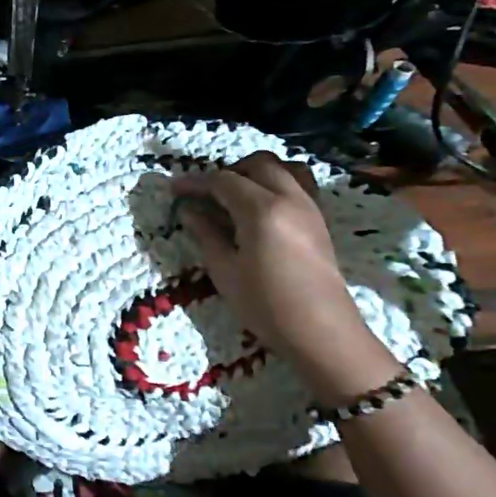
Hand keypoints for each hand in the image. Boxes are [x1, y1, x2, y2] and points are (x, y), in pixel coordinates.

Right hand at [173, 153, 396, 395]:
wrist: (322, 333)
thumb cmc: (266, 305)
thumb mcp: (225, 272)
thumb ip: (206, 234)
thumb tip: (189, 211)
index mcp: (262, 210)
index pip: (223, 181)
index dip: (195, 182)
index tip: (173, 189)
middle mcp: (290, 198)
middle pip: (257, 164)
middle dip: (227, 171)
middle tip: (205, 193)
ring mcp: (309, 206)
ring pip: (282, 168)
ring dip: (255, 172)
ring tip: (235, 195)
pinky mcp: (319, 219)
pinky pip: (298, 183)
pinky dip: (276, 183)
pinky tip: (260, 207)